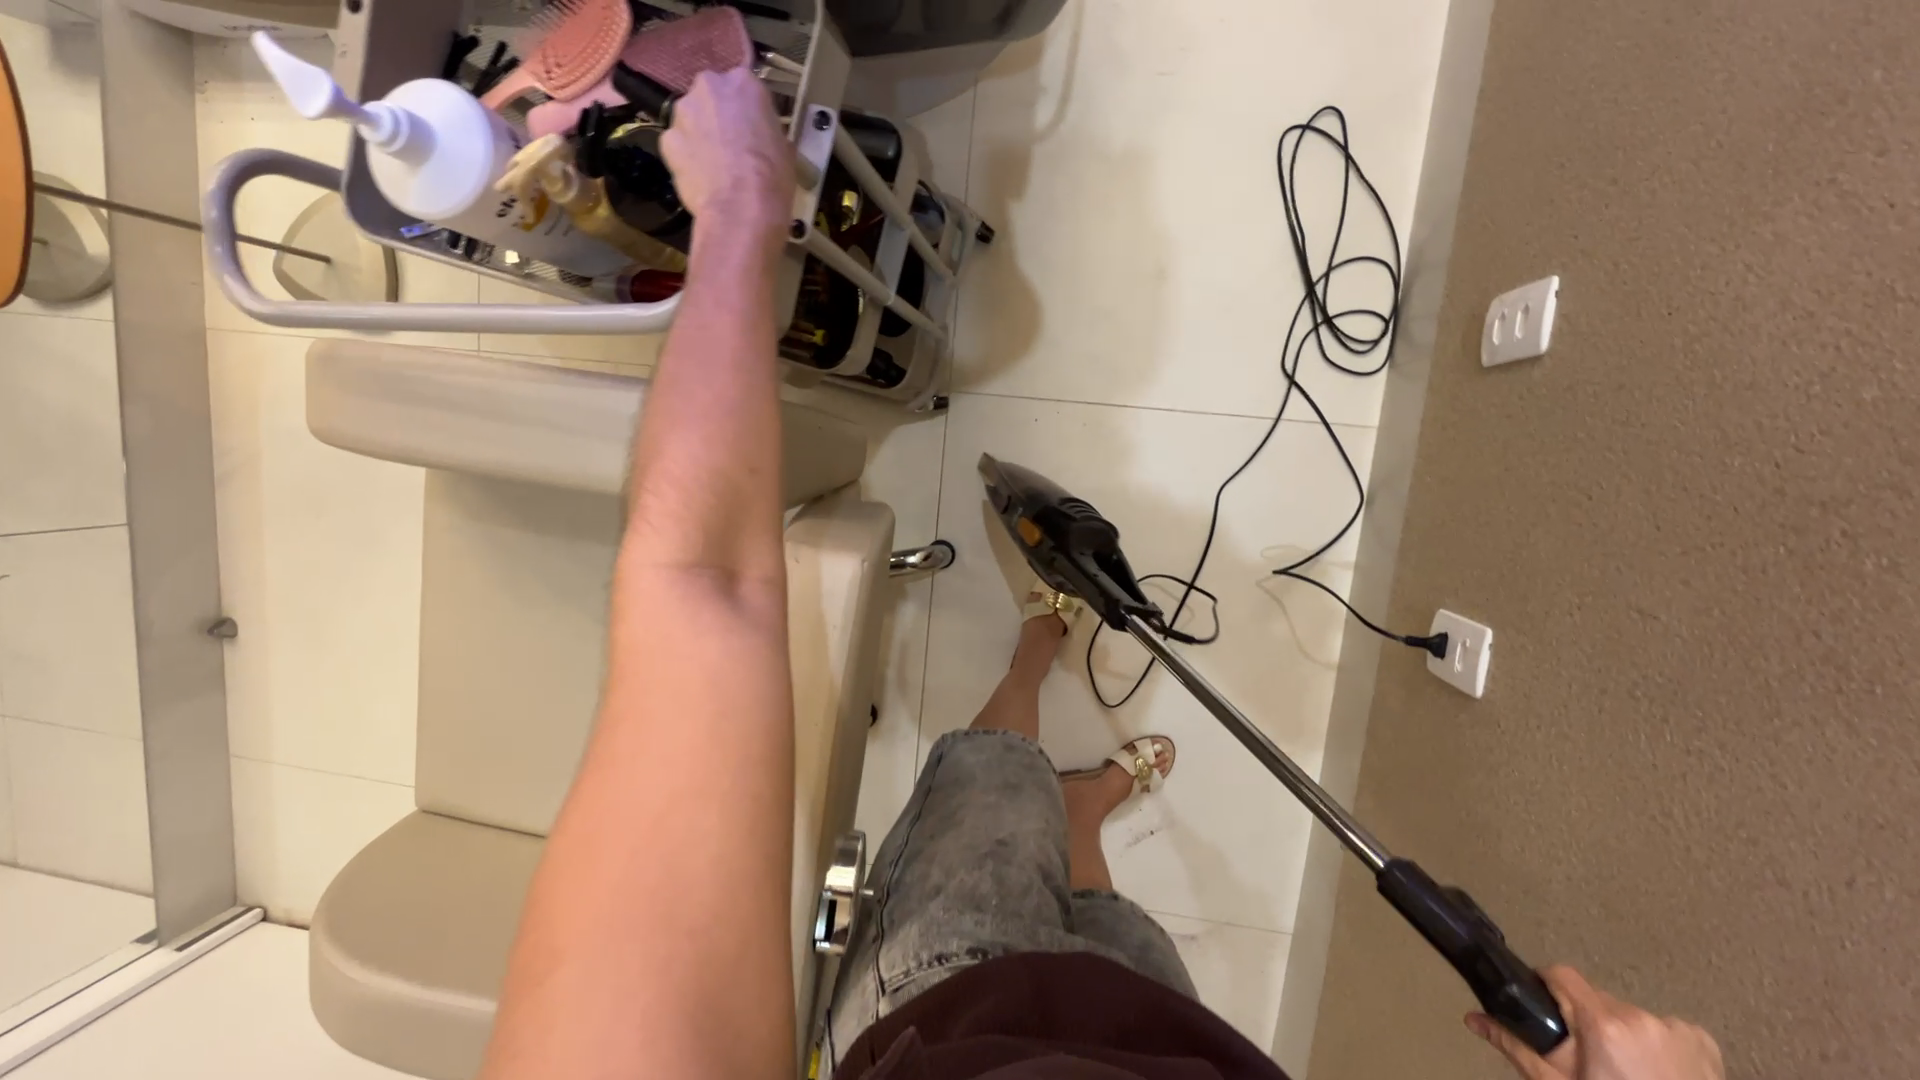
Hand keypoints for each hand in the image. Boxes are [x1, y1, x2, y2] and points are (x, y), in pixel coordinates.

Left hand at [658, 66, 793, 238]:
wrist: (742, 209)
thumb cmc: (772, 177)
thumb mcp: (784, 147)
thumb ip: (766, 130)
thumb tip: (762, 138)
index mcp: (744, 83)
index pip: (744, 88)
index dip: (748, 111)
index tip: (752, 128)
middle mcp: (709, 87)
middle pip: (711, 96)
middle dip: (718, 116)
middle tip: (731, 145)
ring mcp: (683, 112)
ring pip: (690, 118)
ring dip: (699, 134)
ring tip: (713, 164)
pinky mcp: (666, 140)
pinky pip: (677, 144)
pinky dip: (685, 157)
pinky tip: (699, 177)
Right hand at [1468, 967, 1722, 1079]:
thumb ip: (1515, 1046)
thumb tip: (1472, 1018)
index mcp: (1604, 1024)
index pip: (1561, 974)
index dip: (1547, 987)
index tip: (1546, 1010)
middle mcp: (1642, 1017)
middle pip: (1596, 998)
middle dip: (1586, 1020)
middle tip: (1586, 1058)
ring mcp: (1678, 1030)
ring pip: (1630, 1015)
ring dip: (1621, 1033)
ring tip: (1625, 1072)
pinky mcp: (1705, 1044)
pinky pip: (1666, 1029)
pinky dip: (1656, 1044)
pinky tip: (1656, 1074)